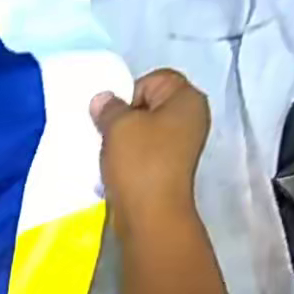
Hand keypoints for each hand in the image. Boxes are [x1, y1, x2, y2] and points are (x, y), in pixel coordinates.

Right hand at [91, 70, 209, 221]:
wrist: (150, 213)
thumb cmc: (139, 163)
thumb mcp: (118, 128)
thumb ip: (109, 109)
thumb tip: (102, 98)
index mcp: (187, 98)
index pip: (154, 79)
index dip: (128, 94)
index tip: (112, 118)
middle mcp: (192, 116)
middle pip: (151, 105)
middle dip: (125, 118)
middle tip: (107, 136)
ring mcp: (183, 144)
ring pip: (147, 130)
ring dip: (125, 140)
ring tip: (111, 155)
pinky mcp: (171, 166)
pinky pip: (147, 151)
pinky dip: (131, 157)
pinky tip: (118, 169)